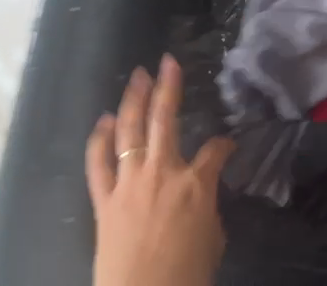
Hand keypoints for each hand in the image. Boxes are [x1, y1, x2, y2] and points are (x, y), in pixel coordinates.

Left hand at [86, 56, 234, 285]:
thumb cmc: (186, 278)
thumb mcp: (212, 242)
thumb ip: (207, 211)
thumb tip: (201, 200)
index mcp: (196, 184)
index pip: (216, 150)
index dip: (224, 144)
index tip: (228, 145)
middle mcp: (162, 171)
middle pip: (165, 118)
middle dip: (169, 87)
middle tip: (168, 62)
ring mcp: (129, 182)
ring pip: (130, 129)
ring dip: (133, 99)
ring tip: (138, 75)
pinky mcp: (104, 201)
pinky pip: (98, 163)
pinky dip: (100, 139)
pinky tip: (104, 120)